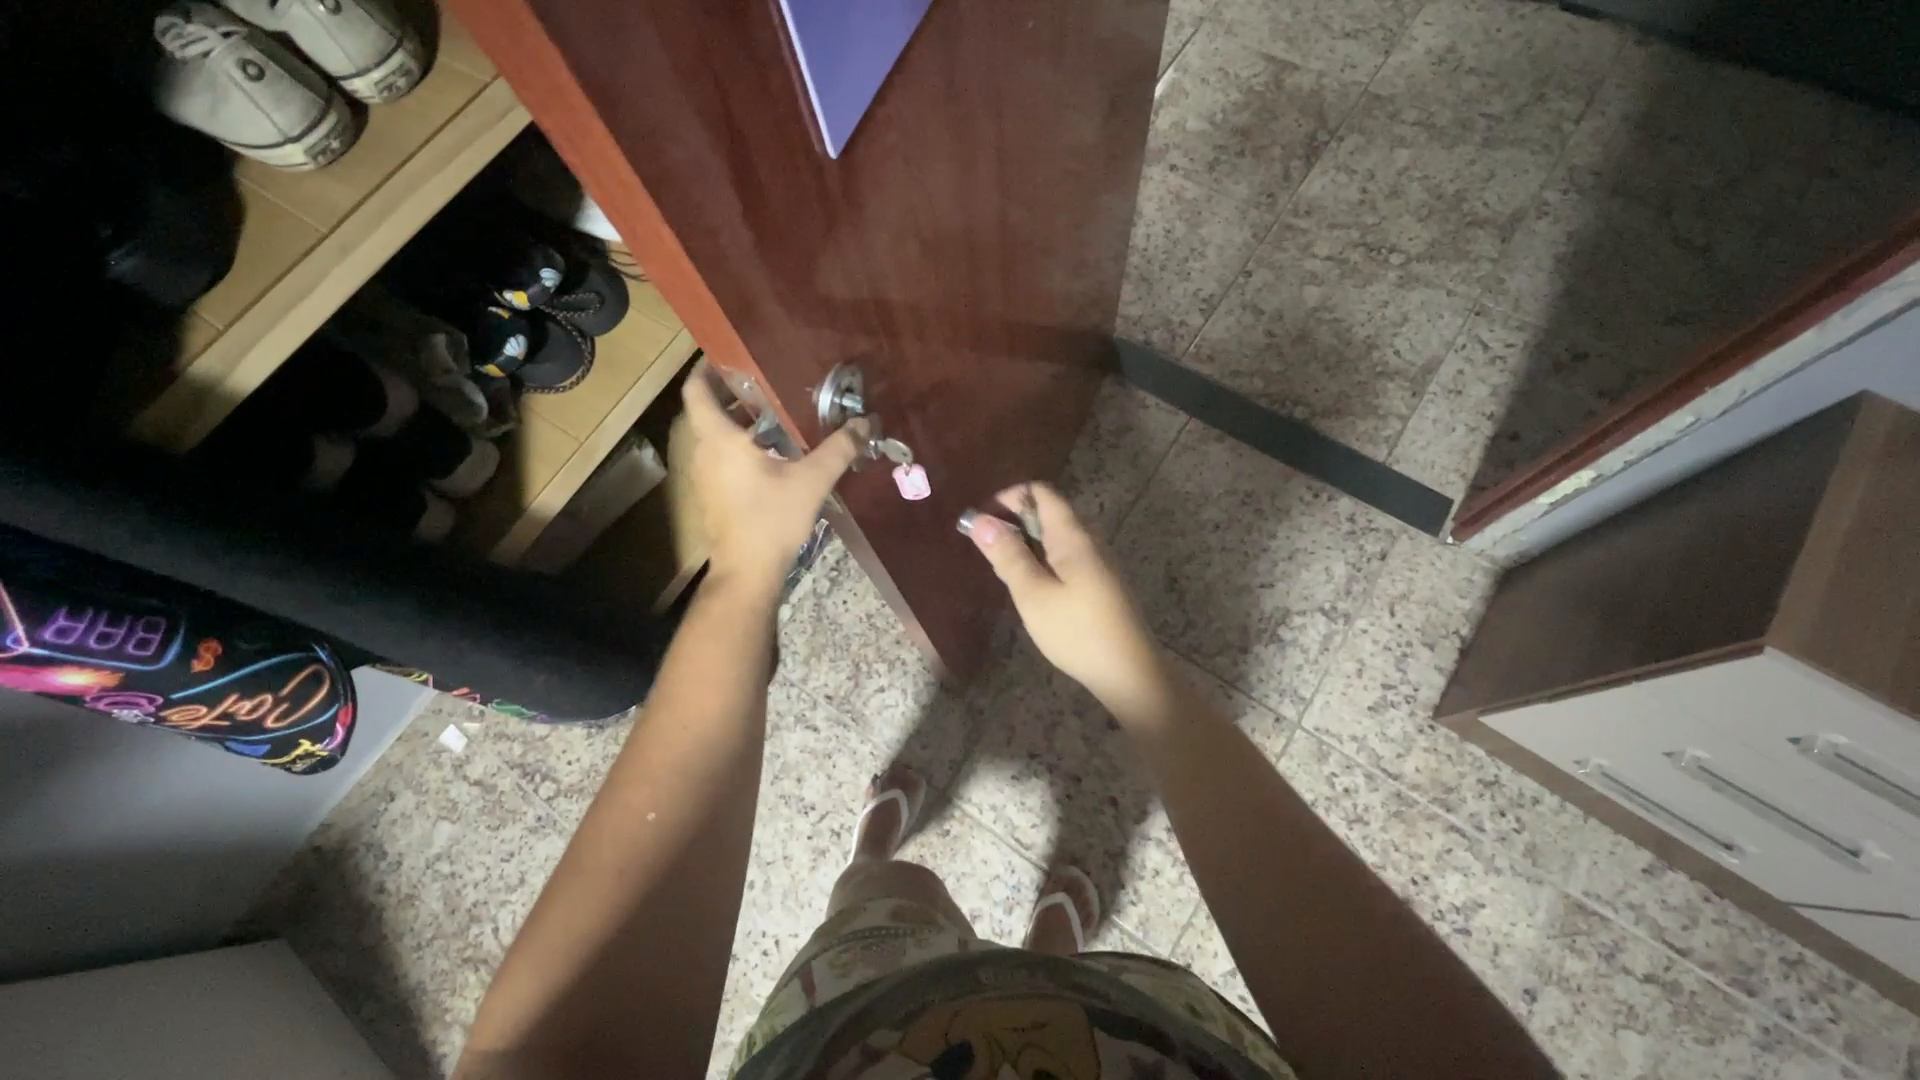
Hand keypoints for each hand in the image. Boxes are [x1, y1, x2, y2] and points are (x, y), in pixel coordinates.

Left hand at [683, 364, 865, 591]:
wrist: (747, 571)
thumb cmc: (771, 519)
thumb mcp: (811, 481)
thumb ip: (838, 449)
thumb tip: (864, 422)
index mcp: (719, 439)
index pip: (697, 392)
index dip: (706, 369)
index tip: (727, 356)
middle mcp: (704, 453)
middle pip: (708, 412)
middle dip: (732, 395)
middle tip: (767, 383)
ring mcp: (705, 477)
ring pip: (716, 437)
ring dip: (739, 423)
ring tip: (776, 415)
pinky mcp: (713, 496)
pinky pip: (721, 459)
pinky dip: (740, 447)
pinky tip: (773, 454)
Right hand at [961, 483, 1168, 712]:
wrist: (1130, 673)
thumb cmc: (1077, 632)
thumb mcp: (1033, 594)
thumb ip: (1008, 556)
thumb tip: (981, 520)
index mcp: (1074, 537)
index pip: (1042, 493)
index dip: (1010, 497)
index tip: (983, 518)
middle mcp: (1090, 542)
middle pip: (1051, 513)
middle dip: (1015, 520)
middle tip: (986, 547)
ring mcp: (1099, 564)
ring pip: (1058, 538)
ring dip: (1028, 542)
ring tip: (1003, 567)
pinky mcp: (1102, 585)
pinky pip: (1067, 558)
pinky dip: (1043, 560)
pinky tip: (1032, 587)